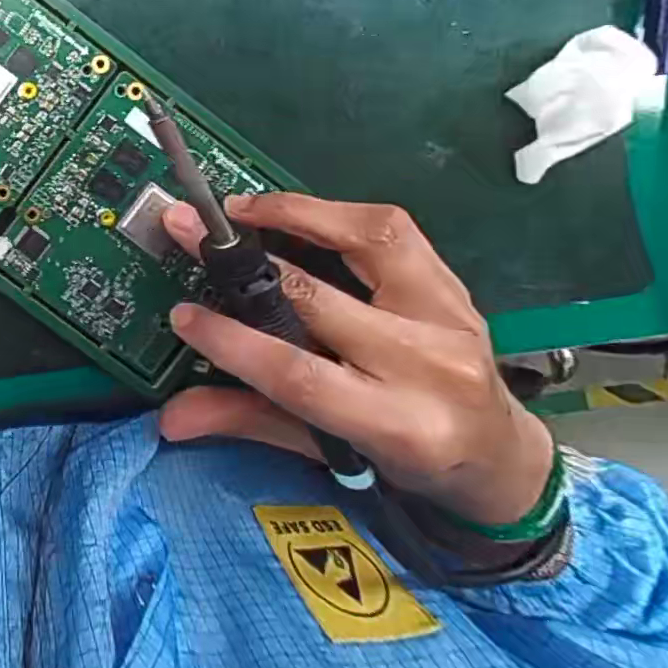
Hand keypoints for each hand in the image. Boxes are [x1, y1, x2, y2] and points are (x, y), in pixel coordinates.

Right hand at [159, 194, 553, 526]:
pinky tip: (287, 212)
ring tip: (241, 208)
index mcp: (393, 423)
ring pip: (371, 241)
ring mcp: (450, 318)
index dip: (232, 341)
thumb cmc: (401, 459)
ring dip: (296, 214)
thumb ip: (245, 421)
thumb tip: (169, 419)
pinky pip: (391, 230)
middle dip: (243, 262)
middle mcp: (428, 366)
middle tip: (189, 230)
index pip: (298, 373)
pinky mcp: (454, 286)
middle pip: (320, 300)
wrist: (498, 454)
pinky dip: (330, 211)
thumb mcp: (321, 450)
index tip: (182, 314)